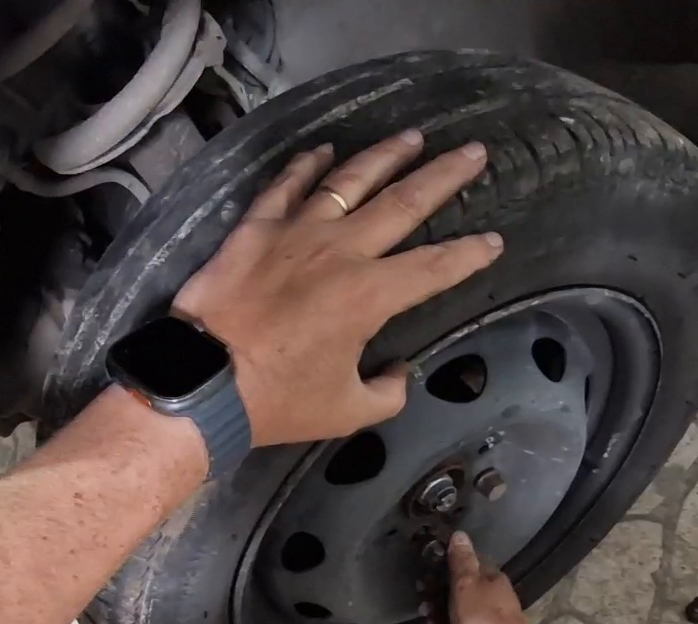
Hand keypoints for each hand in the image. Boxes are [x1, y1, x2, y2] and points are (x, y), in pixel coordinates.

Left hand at [173, 130, 504, 446]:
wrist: (203, 384)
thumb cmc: (279, 401)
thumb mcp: (347, 412)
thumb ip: (387, 392)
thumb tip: (398, 372)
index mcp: (370, 295)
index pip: (435, 268)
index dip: (470, 255)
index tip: (493, 242)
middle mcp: (341, 250)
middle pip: (404, 203)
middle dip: (445, 176)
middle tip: (473, 153)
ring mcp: (296, 233)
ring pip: (350, 180)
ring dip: (386, 156)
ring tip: (412, 137)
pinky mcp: (255, 229)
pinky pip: (286, 186)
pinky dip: (306, 165)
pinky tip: (324, 150)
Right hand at [427, 532, 538, 623]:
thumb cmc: (482, 619)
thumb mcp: (467, 585)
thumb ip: (461, 561)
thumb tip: (459, 533)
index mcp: (492, 581)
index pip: (468, 566)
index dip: (445, 569)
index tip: (426, 577)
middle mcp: (491, 600)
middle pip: (458, 594)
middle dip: (436, 601)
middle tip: (423, 607)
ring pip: (455, 618)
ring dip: (438, 623)